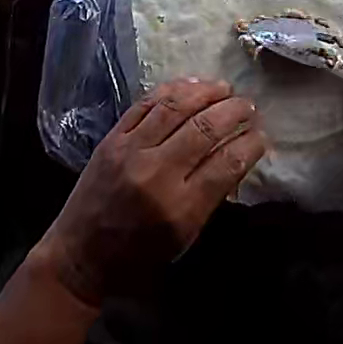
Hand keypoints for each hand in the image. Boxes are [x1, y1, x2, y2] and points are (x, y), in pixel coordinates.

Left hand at [31, 78, 268, 307]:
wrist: (80, 254)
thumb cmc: (138, 258)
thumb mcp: (184, 238)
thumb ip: (209, 197)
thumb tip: (234, 157)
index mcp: (180, 208)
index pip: (226, 165)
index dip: (250, 145)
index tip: (262, 135)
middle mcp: (156, 172)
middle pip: (203, 129)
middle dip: (232, 112)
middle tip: (249, 105)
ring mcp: (130, 150)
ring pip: (173, 108)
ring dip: (203, 92)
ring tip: (224, 87)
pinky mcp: (111, 138)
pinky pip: (144, 106)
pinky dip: (169, 91)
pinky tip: (188, 85)